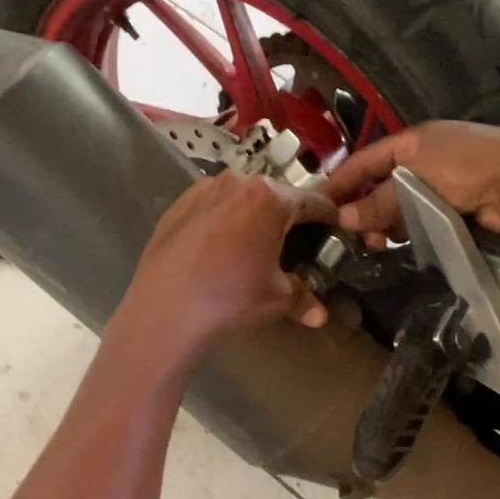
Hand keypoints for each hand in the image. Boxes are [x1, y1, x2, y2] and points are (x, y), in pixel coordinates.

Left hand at [116, 170, 336, 349]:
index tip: (334, 224)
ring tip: (254, 242)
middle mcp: (238, 183)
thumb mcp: (276, 299)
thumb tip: (320, 316)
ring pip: (239, 197)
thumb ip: (302, 298)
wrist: (165, 309)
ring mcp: (202, 191)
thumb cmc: (231, 299)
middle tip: (294, 239)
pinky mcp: (176, 206)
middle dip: (287, 215)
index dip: (327, 214)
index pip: (311, 201)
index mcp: (271, 198)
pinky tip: (219, 247)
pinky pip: (211, 207)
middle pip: (273, 194)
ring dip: (252, 214)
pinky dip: (222, 221)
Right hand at [322, 121, 499, 246]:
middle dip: (363, 210)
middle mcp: (425, 157)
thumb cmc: (466, 167)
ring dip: (385, 224)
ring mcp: (442, 182)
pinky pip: (420, 219)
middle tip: (354, 236)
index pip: (365, 159)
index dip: (341, 180)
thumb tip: (344, 220)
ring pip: (399, 205)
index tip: (318, 204)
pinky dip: (407, 230)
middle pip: (380, 185)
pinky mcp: (456, 206)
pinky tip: (400, 243)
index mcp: (412, 140)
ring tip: (378, 245)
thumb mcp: (413, 178)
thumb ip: (378, 200)